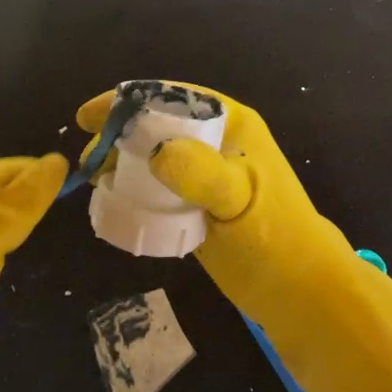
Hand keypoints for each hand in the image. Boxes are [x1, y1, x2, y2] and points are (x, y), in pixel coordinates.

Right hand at [75, 83, 354, 312]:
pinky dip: (134, 190)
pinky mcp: (197, 205)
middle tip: (91, 160)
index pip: (173, 98)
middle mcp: (216, 142)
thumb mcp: (239, 200)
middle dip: (120, 135)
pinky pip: (158, 188)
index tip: (90, 116)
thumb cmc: (276, 240)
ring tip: (97, 181)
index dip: (130, 101)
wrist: (300, 294)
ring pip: (154, 156)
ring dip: (123, 163)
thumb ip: (202, 173)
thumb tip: (155, 152)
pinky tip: (114, 202)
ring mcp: (206, 175)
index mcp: (231, 125)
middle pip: (158, 124)